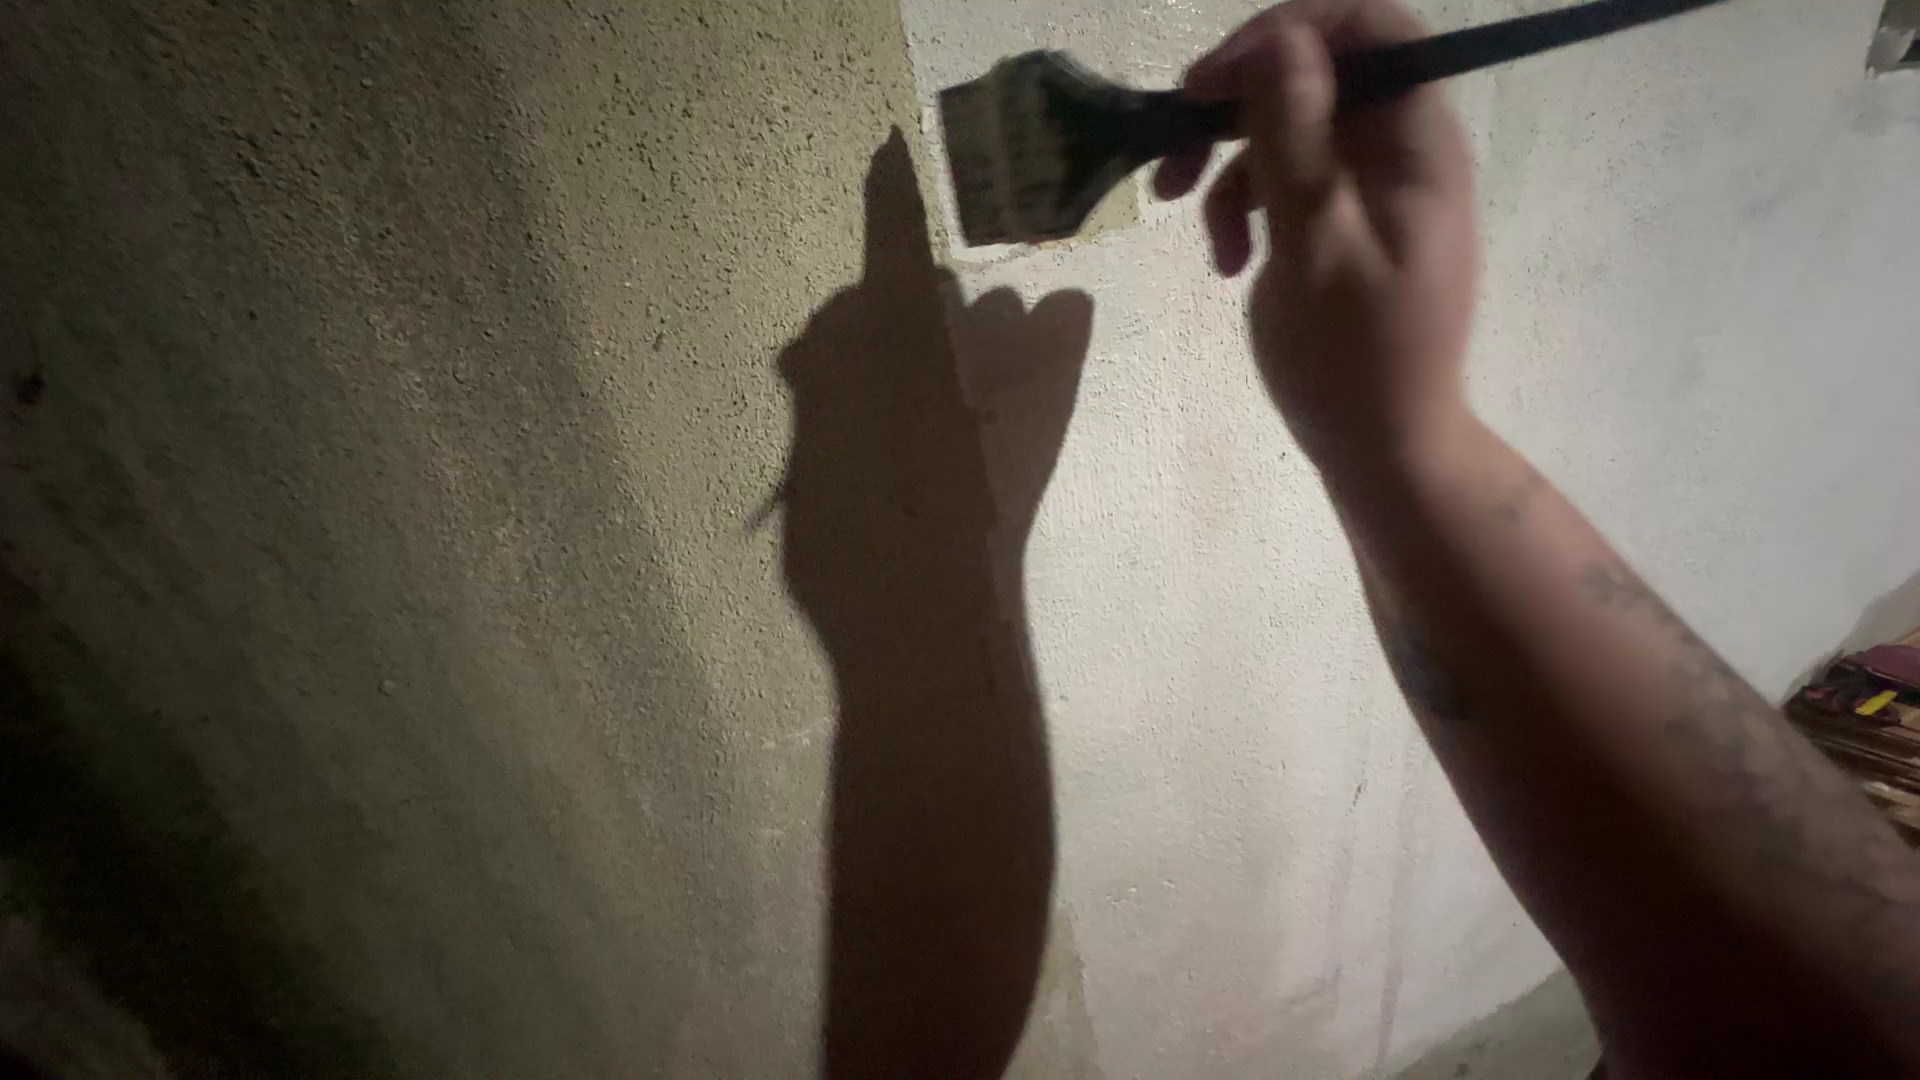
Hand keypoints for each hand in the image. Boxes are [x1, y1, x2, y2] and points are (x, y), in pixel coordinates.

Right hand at [1155, 0, 1480, 471]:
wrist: (1381, 443)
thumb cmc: (1352, 360)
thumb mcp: (1315, 249)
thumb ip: (1298, 144)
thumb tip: (1275, 45)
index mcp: (1416, 143)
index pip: (1364, 32)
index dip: (1280, 39)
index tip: (1203, 90)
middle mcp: (1400, 152)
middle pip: (1315, 83)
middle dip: (1235, 115)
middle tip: (1170, 165)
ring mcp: (1370, 194)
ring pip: (1289, 140)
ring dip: (1231, 178)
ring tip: (1205, 244)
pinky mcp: (1341, 230)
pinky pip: (1287, 191)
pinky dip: (1246, 216)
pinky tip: (1229, 265)